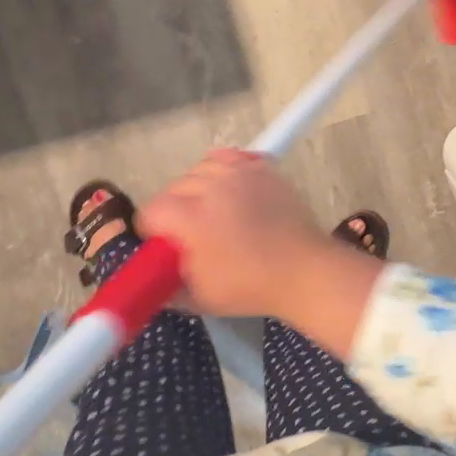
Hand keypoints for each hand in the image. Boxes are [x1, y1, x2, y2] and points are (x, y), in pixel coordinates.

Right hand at [137, 149, 356, 319]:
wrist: (303, 270)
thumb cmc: (250, 287)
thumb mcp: (199, 298)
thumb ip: (168, 287)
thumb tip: (155, 281)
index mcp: (190, 217)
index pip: (152, 210)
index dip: (152, 230)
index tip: (164, 246)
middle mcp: (211, 186)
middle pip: (175, 187)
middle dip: (174, 209)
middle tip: (189, 234)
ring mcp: (240, 173)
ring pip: (202, 168)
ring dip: (198, 187)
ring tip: (210, 209)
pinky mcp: (263, 169)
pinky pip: (232, 157)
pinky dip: (225, 168)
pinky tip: (229, 186)